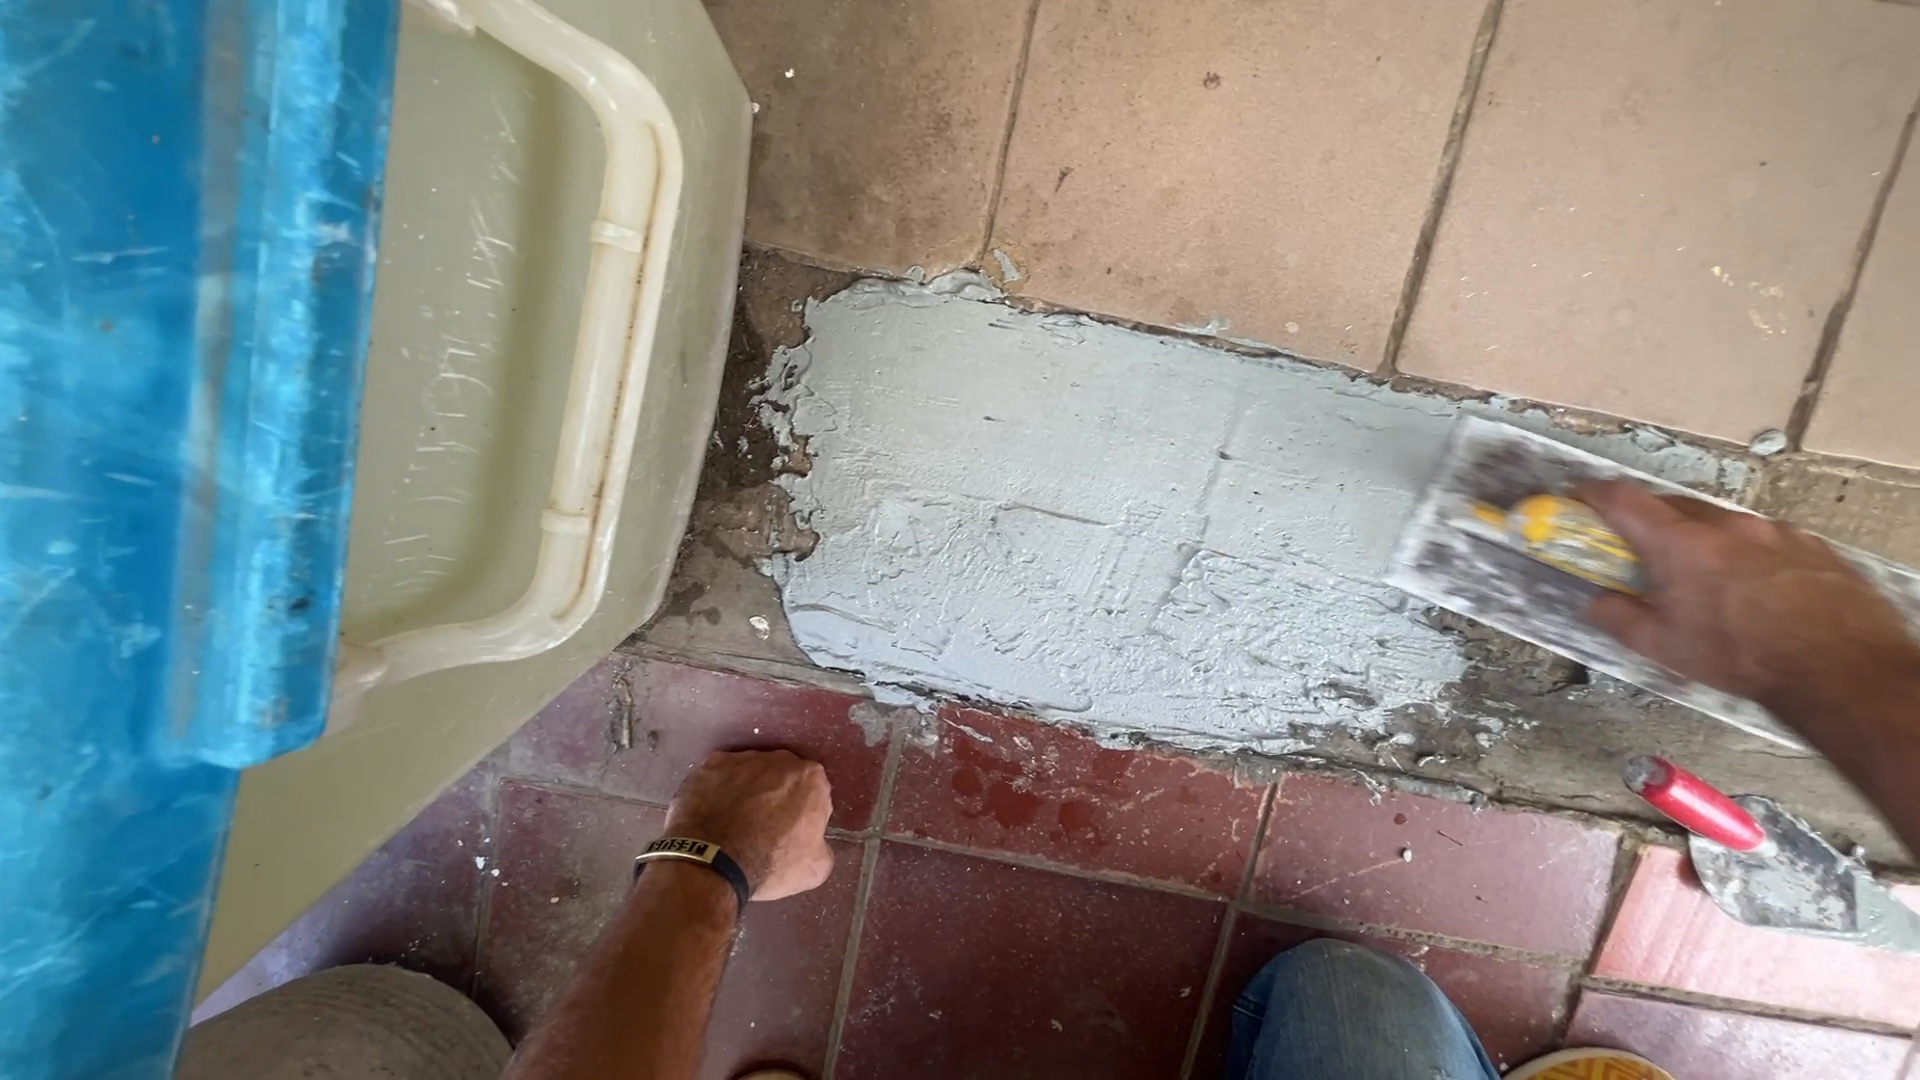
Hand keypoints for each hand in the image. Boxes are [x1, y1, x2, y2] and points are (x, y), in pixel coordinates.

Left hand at [663, 749, 833, 901]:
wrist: (712, 865)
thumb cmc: (770, 864)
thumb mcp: (815, 868)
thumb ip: (821, 842)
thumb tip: (813, 838)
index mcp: (811, 778)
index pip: (813, 791)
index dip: (803, 812)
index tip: (791, 830)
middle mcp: (780, 759)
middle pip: (782, 775)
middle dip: (776, 794)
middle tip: (762, 825)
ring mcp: (742, 758)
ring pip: (750, 772)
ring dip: (746, 790)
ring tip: (732, 821)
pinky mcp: (710, 764)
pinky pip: (720, 774)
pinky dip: (717, 789)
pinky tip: (712, 812)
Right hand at [1574, 479, 1919, 712]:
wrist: (1846, 672)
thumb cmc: (1739, 656)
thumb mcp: (1657, 644)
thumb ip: (1613, 614)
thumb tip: (1598, 598)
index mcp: (1679, 543)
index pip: (1622, 497)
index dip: (1591, 492)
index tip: (1576, 498)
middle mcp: (1726, 525)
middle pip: (1670, 504)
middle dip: (1644, 519)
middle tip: (1635, 548)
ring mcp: (1776, 532)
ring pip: (1718, 521)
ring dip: (1696, 537)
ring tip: (1700, 574)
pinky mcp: (1814, 546)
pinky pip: (1761, 537)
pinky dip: (1740, 551)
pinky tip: (1749, 585)